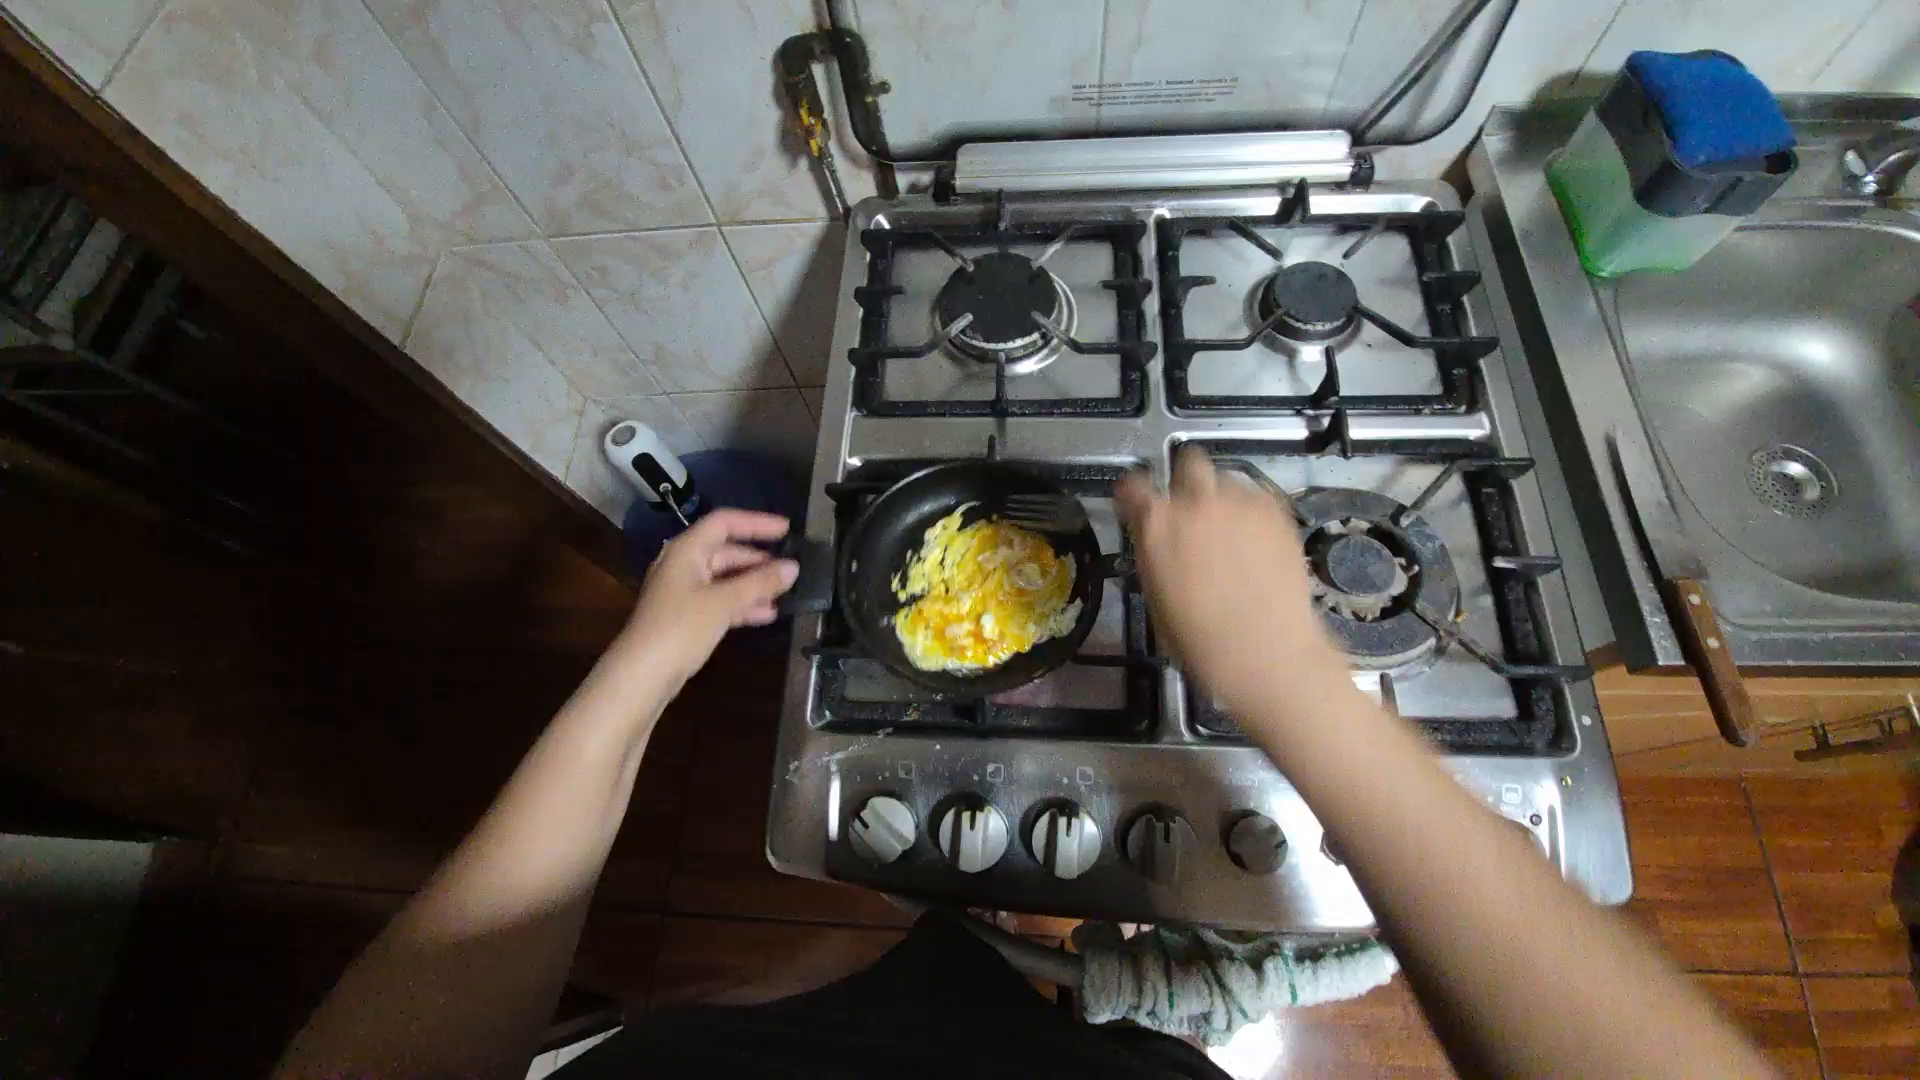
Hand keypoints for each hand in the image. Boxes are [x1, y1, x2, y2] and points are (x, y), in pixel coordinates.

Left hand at [618, 509, 798, 681]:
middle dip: (758, 560)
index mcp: (687, 551)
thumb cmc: (681, 627)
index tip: (786, 529)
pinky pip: (720, 601)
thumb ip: (760, 582)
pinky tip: (766, 615)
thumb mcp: (724, 602)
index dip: (756, 522)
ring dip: (753, 585)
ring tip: (783, 593)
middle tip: (789, 569)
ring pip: (725, 579)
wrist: (642, 674)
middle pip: (726, 552)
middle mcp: (684, 565)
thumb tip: (794, 567)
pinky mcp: (686, 616)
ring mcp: (684, 592)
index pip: (724, 522)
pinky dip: (742, 604)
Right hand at [1116, 447, 1348, 719]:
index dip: (1134, 493)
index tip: (1137, 502)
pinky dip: (1251, 510)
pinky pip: (1257, 495)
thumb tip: (1158, 539)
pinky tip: (1255, 539)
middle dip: (1185, 478)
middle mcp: (1194, 500)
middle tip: (1190, 506)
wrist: (1263, 650)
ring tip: (1229, 527)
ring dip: (1220, 496)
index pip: (1132, 485)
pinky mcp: (1275, 510)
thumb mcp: (1155, 592)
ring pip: (1225, 479)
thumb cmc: (1197, 637)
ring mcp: (1239, 501)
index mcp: (1155, 523)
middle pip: (1187, 461)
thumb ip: (1154, 551)